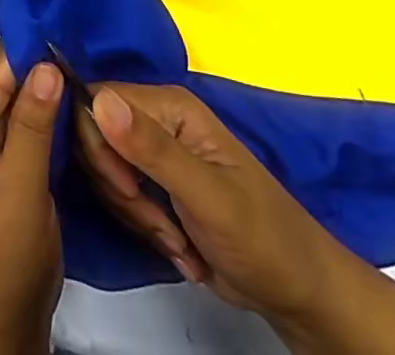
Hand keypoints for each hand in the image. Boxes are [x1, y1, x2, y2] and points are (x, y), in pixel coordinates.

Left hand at [0, 28, 64, 352]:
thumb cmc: (6, 257)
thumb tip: (49, 64)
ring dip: (36, 81)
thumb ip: (32, 125)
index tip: (72, 59)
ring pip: (4, 77)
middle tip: (70, 80)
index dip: (29, 59)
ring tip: (75, 94)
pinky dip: (40, 101)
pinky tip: (68, 110)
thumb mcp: (22, 191)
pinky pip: (16, 101)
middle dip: (26, 62)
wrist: (4, 310)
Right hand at [77, 82, 394, 353]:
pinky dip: (140, 225)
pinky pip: (116, 195)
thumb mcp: (208, 196)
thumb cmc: (263, 238)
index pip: (96, 101)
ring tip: (177, 239)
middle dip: (121, 190)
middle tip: (160, 222)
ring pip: (103, 172)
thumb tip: (100, 100)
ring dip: (134, 215)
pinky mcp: (150, 184)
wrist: (298, 293)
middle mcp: (155, 120)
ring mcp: (152, 153)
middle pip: (95, 138)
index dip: (98, 145)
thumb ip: (152, 149)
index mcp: (170, 106)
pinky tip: (177, 244)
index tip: (127, 188)